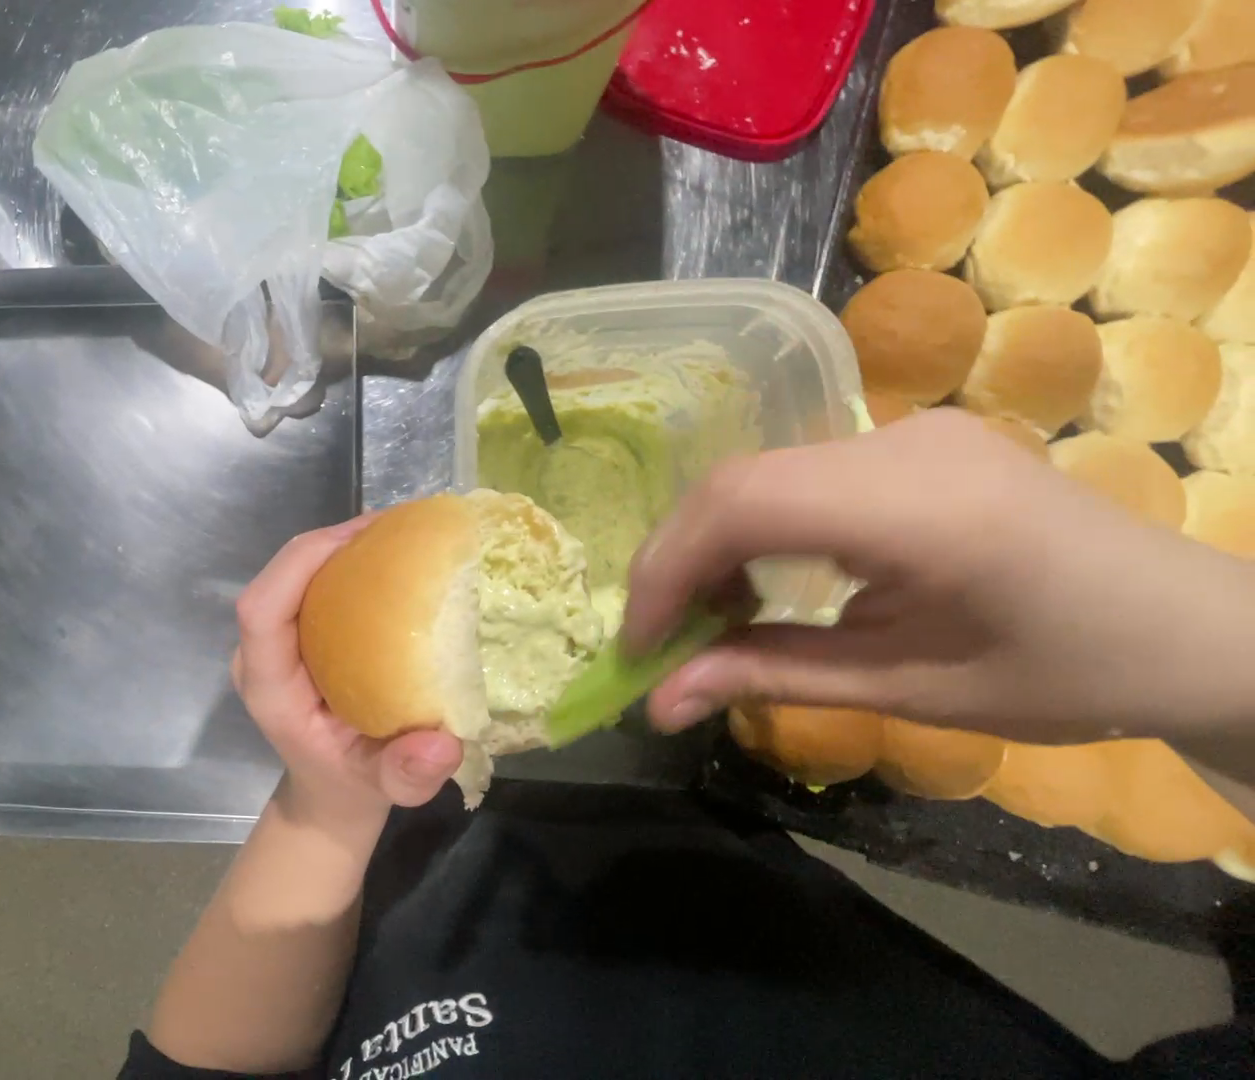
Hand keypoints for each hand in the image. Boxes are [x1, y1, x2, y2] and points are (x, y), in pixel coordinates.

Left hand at [233, 517, 464, 833]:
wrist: (331, 791)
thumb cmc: (349, 785)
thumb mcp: (383, 789)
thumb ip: (407, 774)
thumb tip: (443, 746)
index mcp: (269, 686)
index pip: (261, 610)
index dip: (299, 566)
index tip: (359, 543)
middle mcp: (262, 654)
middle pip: (279, 577)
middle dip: (330, 542)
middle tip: (396, 526)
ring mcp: (276, 641)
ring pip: (296, 572)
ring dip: (341, 544)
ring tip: (398, 530)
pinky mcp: (294, 632)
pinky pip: (312, 583)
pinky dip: (347, 561)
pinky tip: (390, 554)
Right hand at [621, 408, 1254, 744]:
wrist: (1195, 629)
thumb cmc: (1065, 675)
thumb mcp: (907, 689)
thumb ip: (770, 678)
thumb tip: (657, 706)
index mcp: (925, 509)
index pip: (743, 506)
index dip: (667, 570)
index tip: (641, 643)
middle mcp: (905, 445)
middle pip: (735, 484)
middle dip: (675, 563)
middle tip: (659, 637)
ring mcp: (903, 431)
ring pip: (752, 476)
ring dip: (706, 547)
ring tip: (708, 616)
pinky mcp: (900, 438)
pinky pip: (787, 476)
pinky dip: (747, 530)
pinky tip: (758, 579)